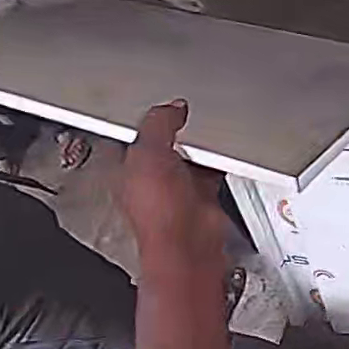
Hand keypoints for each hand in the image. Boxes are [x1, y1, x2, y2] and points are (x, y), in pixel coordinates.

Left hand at [122, 101, 227, 273]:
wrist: (190, 241)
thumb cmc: (159, 211)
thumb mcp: (149, 152)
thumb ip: (159, 124)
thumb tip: (171, 108)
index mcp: (127, 170)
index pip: (135, 136)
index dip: (149, 120)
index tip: (165, 108)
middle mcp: (151, 181)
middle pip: (166, 146)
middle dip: (178, 134)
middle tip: (188, 121)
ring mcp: (178, 189)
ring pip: (189, 159)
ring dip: (200, 150)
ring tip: (206, 139)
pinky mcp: (202, 195)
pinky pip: (211, 172)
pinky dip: (218, 164)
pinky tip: (221, 158)